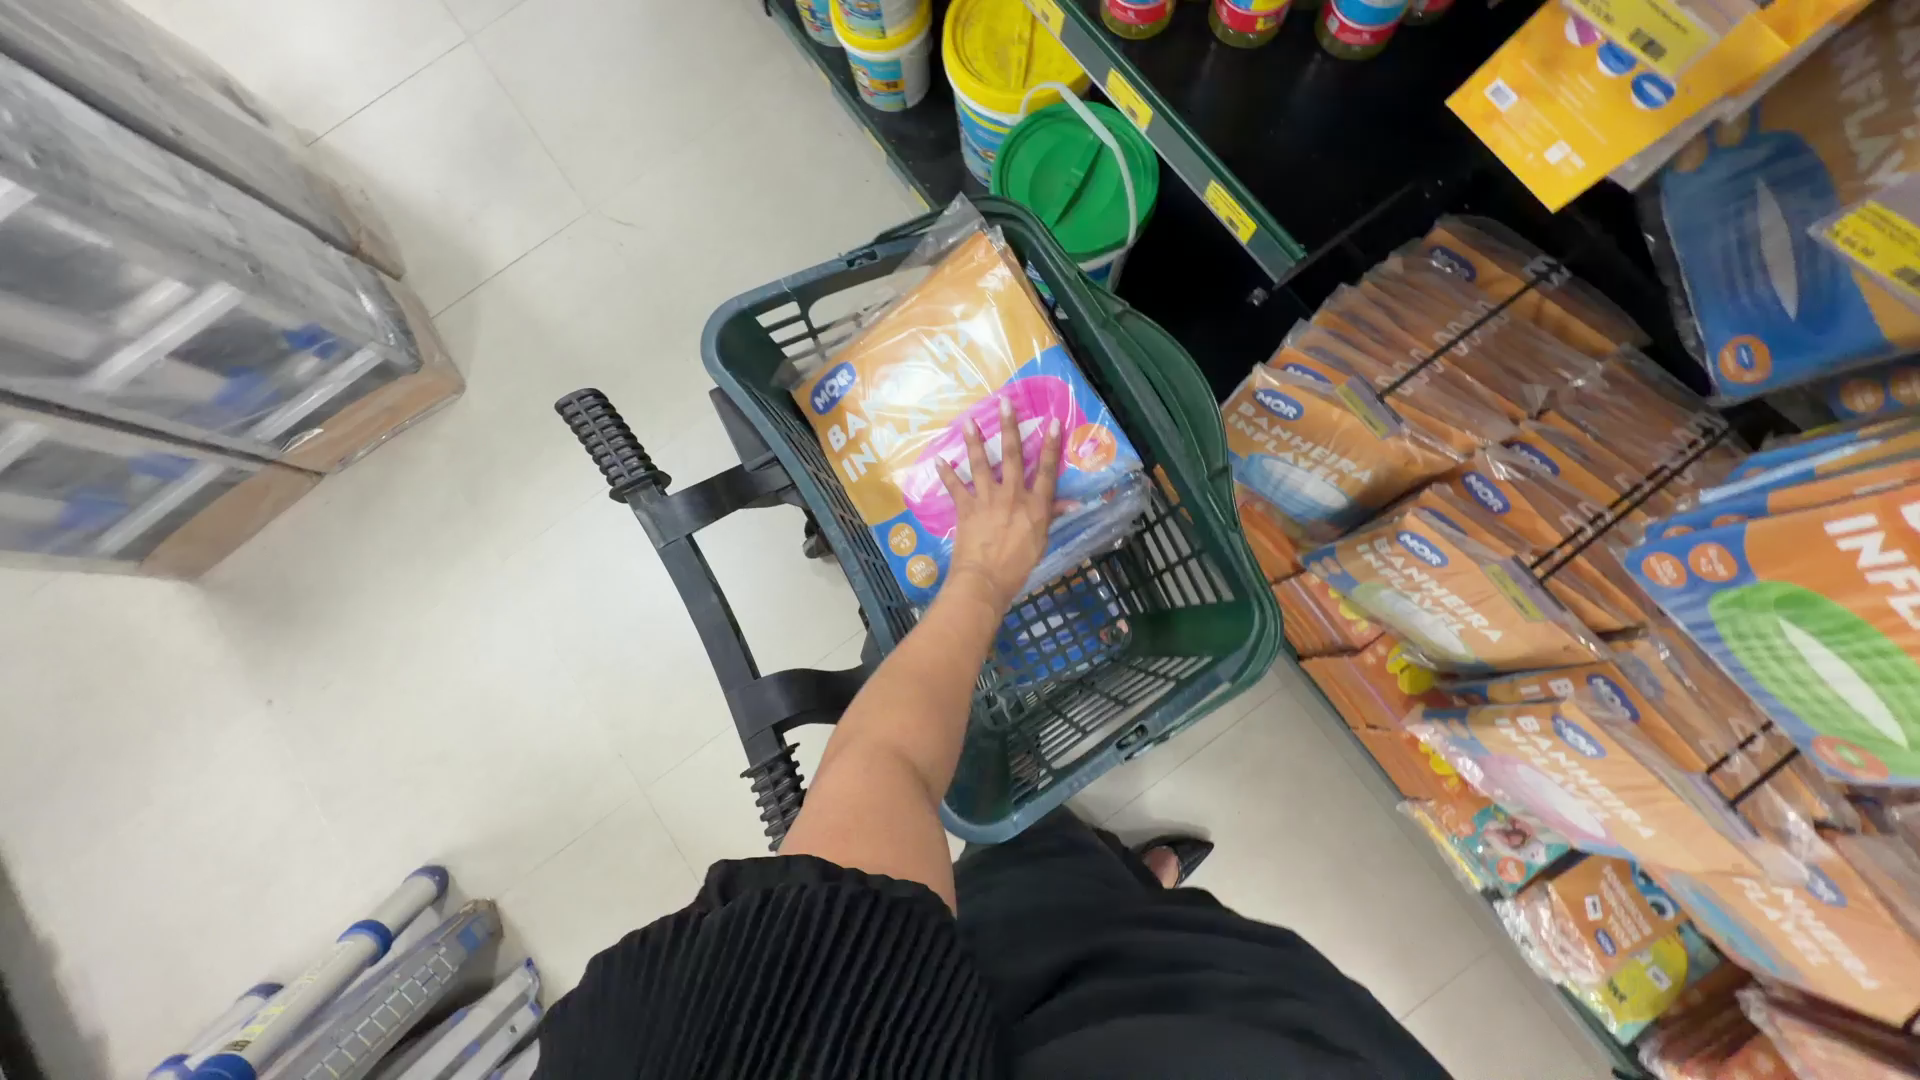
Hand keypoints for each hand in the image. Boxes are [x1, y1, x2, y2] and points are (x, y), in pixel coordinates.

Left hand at [936, 396, 1062, 612]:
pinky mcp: (966, 508)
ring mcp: (987, 499)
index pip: (1046, 470)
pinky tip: (938, 460)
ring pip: (981, 464)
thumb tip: (1072, 503)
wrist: (986, 579)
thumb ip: (1052, 516)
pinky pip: (955, 487)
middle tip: (1005, 403)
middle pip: (1012, 455)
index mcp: (1035, 504)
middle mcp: (1012, 494)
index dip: (1051, 445)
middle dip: (1009, 427)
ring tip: (968, 421)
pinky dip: (946, 474)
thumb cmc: (1019, 565)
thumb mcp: (1041, 541)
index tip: (1053, 422)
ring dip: (974, 441)